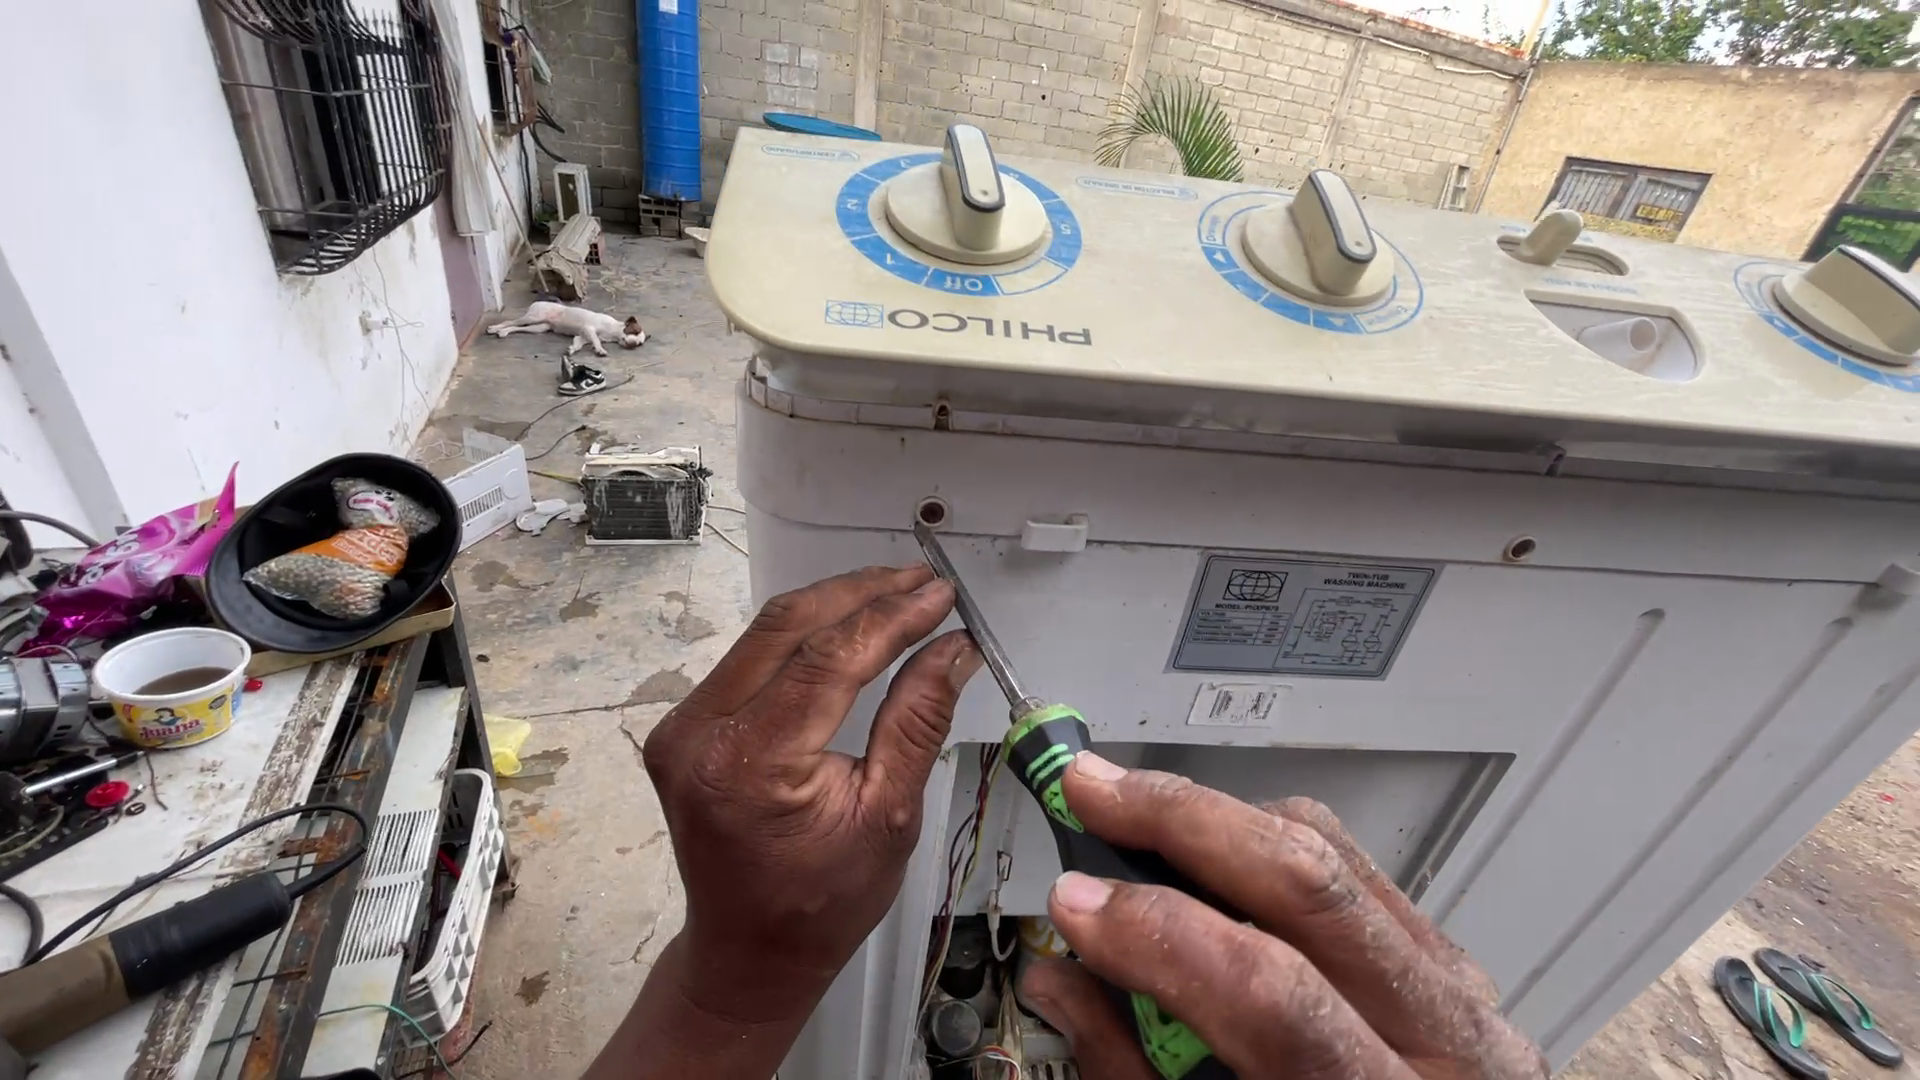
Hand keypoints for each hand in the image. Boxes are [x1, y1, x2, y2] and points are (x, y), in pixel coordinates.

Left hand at [639, 564, 981, 1020]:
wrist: (746, 950)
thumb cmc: (825, 901)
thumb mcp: (889, 816)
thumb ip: (918, 720)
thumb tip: (953, 645)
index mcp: (750, 765)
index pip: (828, 659)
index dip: (891, 618)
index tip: (941, 595)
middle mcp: (699, 732)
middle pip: (789, 626)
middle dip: (863, 592)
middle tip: (923, 581)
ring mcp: (683, 722)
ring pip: (767, 629)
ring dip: (836, 601)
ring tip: (897, 589)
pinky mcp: (686, 721)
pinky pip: (754, 652)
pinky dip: (808, 628)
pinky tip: (850, 619)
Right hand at [1019, 754, 1546, 1079]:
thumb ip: (1130, 1075)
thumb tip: (1055, 978)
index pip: (1268, 989)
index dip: (1154, 932)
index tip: (1071, 901)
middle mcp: (1446, 1038)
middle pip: (1304, 877)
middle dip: (1178, 817)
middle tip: (1090, 787)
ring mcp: (1453, 985)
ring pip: (1323, 843)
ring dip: (1208, 811)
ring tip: (1130, 804)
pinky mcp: (1442, 953)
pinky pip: (1342, 853)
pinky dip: (1256, 829)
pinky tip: (1204, 840)